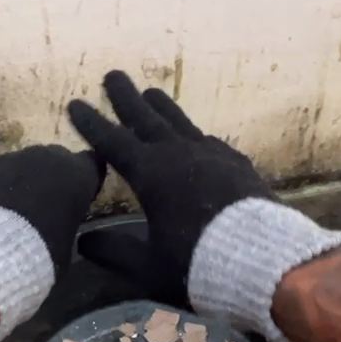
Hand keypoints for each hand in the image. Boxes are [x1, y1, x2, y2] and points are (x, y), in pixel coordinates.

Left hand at [0, 145, 104, 276]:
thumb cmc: (41, 253)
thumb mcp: (67, 243)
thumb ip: (66, 223)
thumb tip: (59, 226)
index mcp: (75, 174)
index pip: (91, 165)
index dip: (85, 180)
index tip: (80, 197)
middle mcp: (43, 157)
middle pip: (54, 160)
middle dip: (51, 179)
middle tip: (46, 207)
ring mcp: (7, 160)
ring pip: (20, 166)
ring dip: (20, 184)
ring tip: (13, 215)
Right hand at [68, 70, 340, 341]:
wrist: (265, 261)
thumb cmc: (198, 264)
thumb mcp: (147, 267)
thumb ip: (114, 251)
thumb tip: (82, 241)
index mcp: (151, 174)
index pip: (113, 142)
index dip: (92, 123)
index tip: (75, 103)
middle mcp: (179, 156)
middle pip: (147, 119)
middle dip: (126, 98)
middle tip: (113, 75)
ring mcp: (212, 156)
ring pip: (180, 123)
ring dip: (161, 107)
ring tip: (151, 92)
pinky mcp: (238, 165)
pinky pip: (208, 141)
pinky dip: (193, 134)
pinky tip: (196, 137)